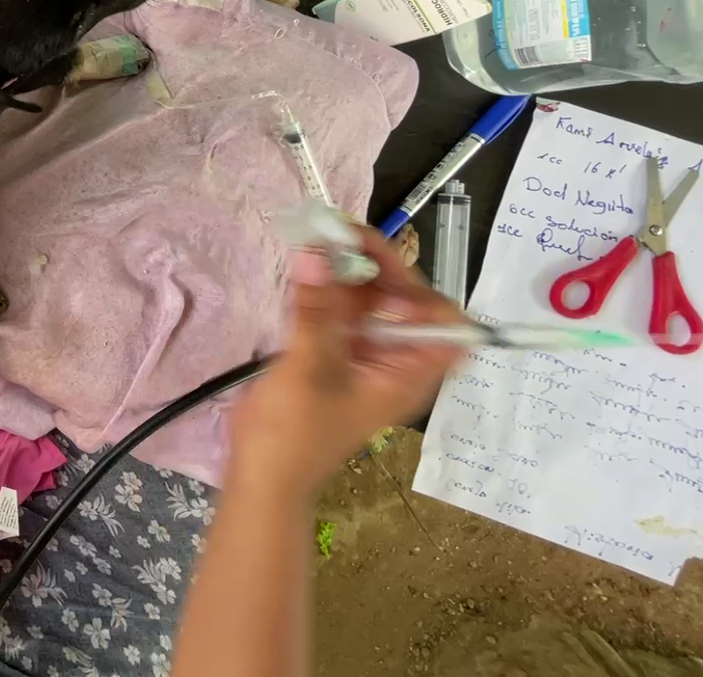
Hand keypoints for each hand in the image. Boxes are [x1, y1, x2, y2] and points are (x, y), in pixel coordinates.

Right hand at [229, 226, 466, 496]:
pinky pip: (334, 313)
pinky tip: (300, 271)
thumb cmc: (297, 429)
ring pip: (363, 304)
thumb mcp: (310, 367)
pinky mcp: (326, 355)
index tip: (367, 255)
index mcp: (407, 370)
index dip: (413, 283)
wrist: (262, 471)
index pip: (439, 319)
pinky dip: (320, 290)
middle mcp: (390, 359)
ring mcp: (357, 357)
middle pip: (399, 303)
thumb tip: (316, 251)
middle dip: (372, 266)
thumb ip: (315, 309)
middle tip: (332, 232)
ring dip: (341, 272)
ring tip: (312, 240)